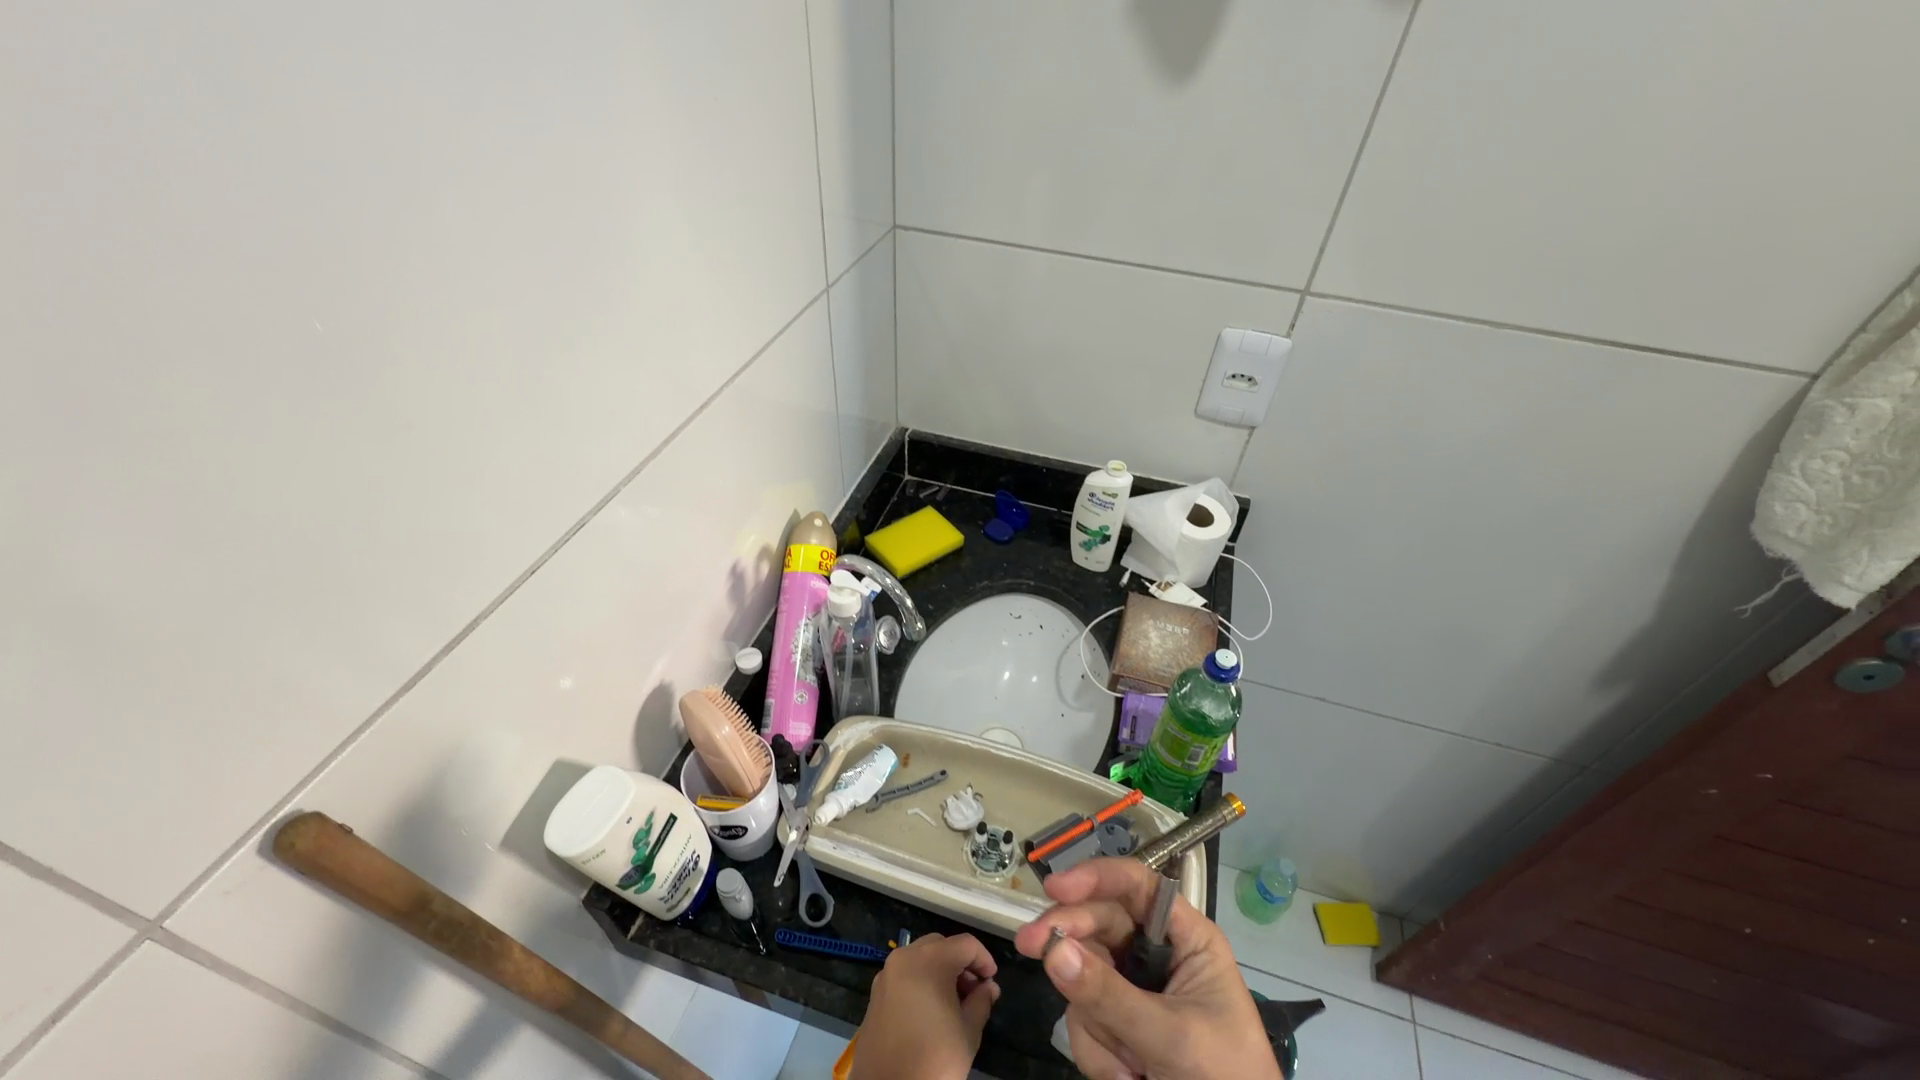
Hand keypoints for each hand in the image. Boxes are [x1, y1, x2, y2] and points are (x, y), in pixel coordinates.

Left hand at [851, 932, 999, 1079]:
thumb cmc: (934, 1058)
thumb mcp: (968, 1031)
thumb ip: (981, 1001)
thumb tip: (988, 987)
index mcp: (929, 960)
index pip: (966, 944)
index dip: (984, 960)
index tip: (992, 982)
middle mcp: (904, 958)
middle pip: (941, 945)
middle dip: (961, 962)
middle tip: (974, 991)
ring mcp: (886, 975)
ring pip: (920, 957)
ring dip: (941, 970)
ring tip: (954, 1002)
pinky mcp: (875, 994)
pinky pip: (904, 974)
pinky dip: (921, 980)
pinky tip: (930, 1009)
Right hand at [1015, 858, 1280, 1079]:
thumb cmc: (1224, 1075)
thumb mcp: (1172, 1035)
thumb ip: (1111, 996)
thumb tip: (1054, 950)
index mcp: (1187, 939)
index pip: (1137, 887)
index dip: (1096, 878)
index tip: (1055, 888)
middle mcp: (1156, 955)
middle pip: (1098, 925)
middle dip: (1068, 939)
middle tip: (1027, 945)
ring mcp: (1132, 990)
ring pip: (1082, 976)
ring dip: (1096, 1024)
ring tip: (1130, 1069)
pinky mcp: (1116, 1025)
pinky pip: (1083, 1018)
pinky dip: (1098, 1053)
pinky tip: (1127, 1076)